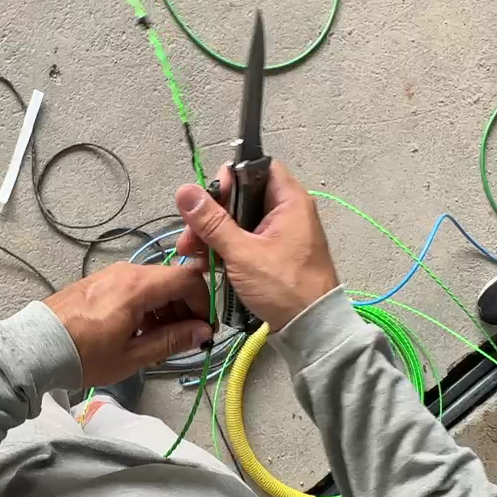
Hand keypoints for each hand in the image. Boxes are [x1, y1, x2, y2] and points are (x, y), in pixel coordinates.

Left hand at [45, 261, 213, 387]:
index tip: (204, 328)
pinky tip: (140, 330)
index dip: (204, 302)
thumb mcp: (133, 355)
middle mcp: (127, 272)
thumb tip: (202, 332)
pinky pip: (135, 286)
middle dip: (186, 307)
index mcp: (138, 287)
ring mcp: (112, 274)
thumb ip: (171, 340)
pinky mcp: (100, 281)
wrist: (36, 347)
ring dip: (167, 307)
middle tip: (186, 338)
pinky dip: (148, 304)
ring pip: (154, 282)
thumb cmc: (85, 355)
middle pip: (173, 279)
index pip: (189, 278)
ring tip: (160, 339)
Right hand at [173, 160, 339, 330]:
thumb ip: (212, 222)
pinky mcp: (272, 255)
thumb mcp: (242, 253)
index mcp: (289, 201)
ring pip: (238, 221)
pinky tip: (205, 263)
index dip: (230, 177)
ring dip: (213, 234)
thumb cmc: (285, 288)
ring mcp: (279, 234)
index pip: (256, 167)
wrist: (310, 329)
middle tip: (191, 234)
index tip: (210, 200)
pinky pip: (244, 241)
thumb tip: (185, 192)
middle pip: (241, 196)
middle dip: (212, 213)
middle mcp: (286, 212)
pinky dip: (225, 249)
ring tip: (192, 253)